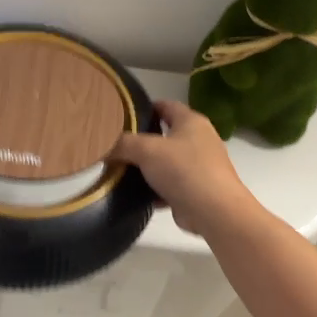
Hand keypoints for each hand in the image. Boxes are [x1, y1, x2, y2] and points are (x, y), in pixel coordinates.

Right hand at [112, 100, 260, 235]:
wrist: (212, 210)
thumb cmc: (183, 170)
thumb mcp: (146, 150)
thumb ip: (123, 144)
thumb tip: (103, 146)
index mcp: (191, 122)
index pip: (166, 106)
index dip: (146, 107)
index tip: (123, 114)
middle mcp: (198, 140)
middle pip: (165, 135)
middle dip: (141, 140)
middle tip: (115, 145)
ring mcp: (199, 165)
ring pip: (165, 161)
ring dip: (146, 167)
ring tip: (120, 171)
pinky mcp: (195, 189)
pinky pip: (169, 184)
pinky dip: (154, 188)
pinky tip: (136, 195)